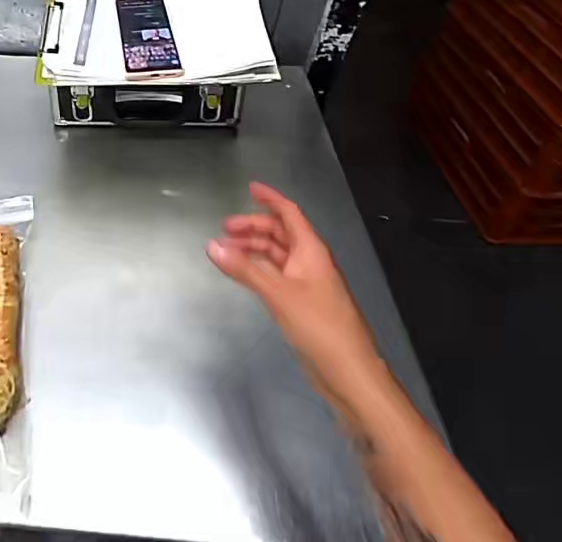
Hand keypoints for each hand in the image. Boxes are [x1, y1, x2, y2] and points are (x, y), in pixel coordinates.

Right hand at [208, 181, 382, 386]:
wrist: (349, 373)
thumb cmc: (319, 326)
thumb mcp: (278, 294)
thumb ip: (244, 270)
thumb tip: (212, 245)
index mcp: (311, 249)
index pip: (289, 212)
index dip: (270, 198)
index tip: (250, 187)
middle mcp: (310, 261)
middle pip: (280, 233)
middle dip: (254, 226)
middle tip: (224, 229)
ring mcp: (307, 283)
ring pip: (278, 255)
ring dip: (254, 249)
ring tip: (227, 251)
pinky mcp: (303, 303)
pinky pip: (277, 275)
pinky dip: (259, 269)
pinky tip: (244, 274)